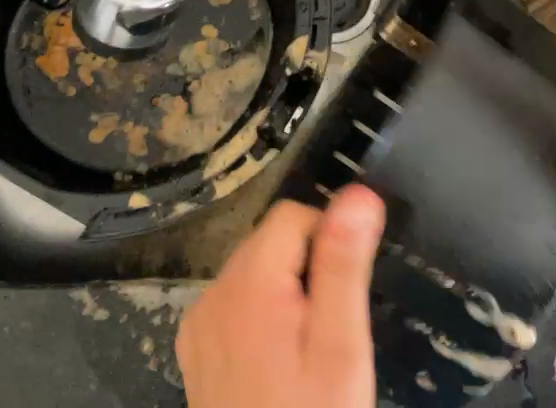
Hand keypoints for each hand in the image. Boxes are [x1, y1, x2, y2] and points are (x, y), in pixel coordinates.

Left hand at [177, 186, 386, 407]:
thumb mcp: (340, 345)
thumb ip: (344, 265)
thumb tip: (359, 195)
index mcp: (247, 285)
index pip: (293, 215)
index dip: (329, 240)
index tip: (344, 292)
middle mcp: (213, 294)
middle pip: (272, 240)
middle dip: (308, 266)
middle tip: (330, 327)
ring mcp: (199, 324)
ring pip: (256, 268)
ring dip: (287, 288)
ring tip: (307, 347)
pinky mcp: (196, 349)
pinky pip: (236, 300)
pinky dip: (262, 311)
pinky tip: (279, 359)